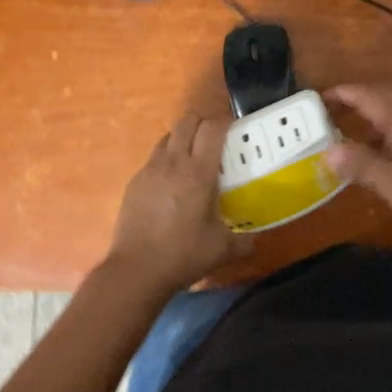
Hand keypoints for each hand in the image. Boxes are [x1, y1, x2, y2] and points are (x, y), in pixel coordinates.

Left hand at [106, 113, 252, 290]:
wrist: (136, 270)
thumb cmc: (183, 255)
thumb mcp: (222, 249)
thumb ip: (244, 241)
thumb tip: (256, 239)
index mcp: (198, 172)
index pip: (212, 128)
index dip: (225, 122)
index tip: (235, 130)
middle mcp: (173, 162)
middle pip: (187, 121)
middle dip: (203, 122)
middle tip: (215, 139)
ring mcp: (150, 169)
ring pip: (168, 136)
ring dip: (183, 137)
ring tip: (193, 157)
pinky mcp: (134, 181)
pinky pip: (154, 157)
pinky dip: (166, 159)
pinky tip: (171, 183)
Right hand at [326, 84, 391, 237]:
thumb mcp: (391, 184)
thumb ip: (360, 165)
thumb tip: (328, 150)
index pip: (365, 95)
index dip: (341, 94)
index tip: (318, 98)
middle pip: (379, 93)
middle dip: (354, 96)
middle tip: (330, 108)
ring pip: (391, 104)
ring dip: (369, 108)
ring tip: (347, 123)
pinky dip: (382, 121)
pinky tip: (375, 143)